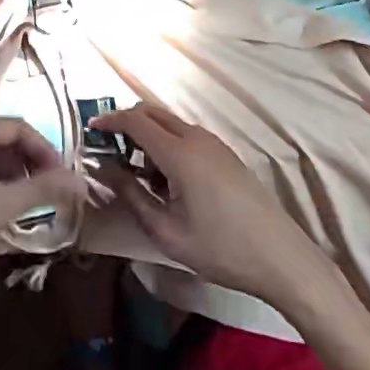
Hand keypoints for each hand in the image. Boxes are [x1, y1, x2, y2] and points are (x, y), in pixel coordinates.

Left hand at [0, 118, 86, 288]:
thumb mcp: (3, 206)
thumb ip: (44, 189)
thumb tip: (81, 182)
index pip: (17, 126)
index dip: (43, 148)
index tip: (59, 177)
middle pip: (1, 138)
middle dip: (26, 162)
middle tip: (41, 191)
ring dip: (8, 173)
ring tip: (19, 202)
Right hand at [90, 104, 333, 304]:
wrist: (280, 256)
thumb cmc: (219, 248)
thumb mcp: (166, 230)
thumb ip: (130, 195)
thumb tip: (102, 169)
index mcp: (180, 152)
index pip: (135, 120)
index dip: (109, 121)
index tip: (89, 130)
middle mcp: (196, 137)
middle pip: (152, 112)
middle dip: (126, 125)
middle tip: (108, 152)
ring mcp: (213, 143)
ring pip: (169, 123)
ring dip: (147, 137)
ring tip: (137, 176)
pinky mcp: (224, 153)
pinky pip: (185, 135)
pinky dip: (166, 144)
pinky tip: (165, 181)